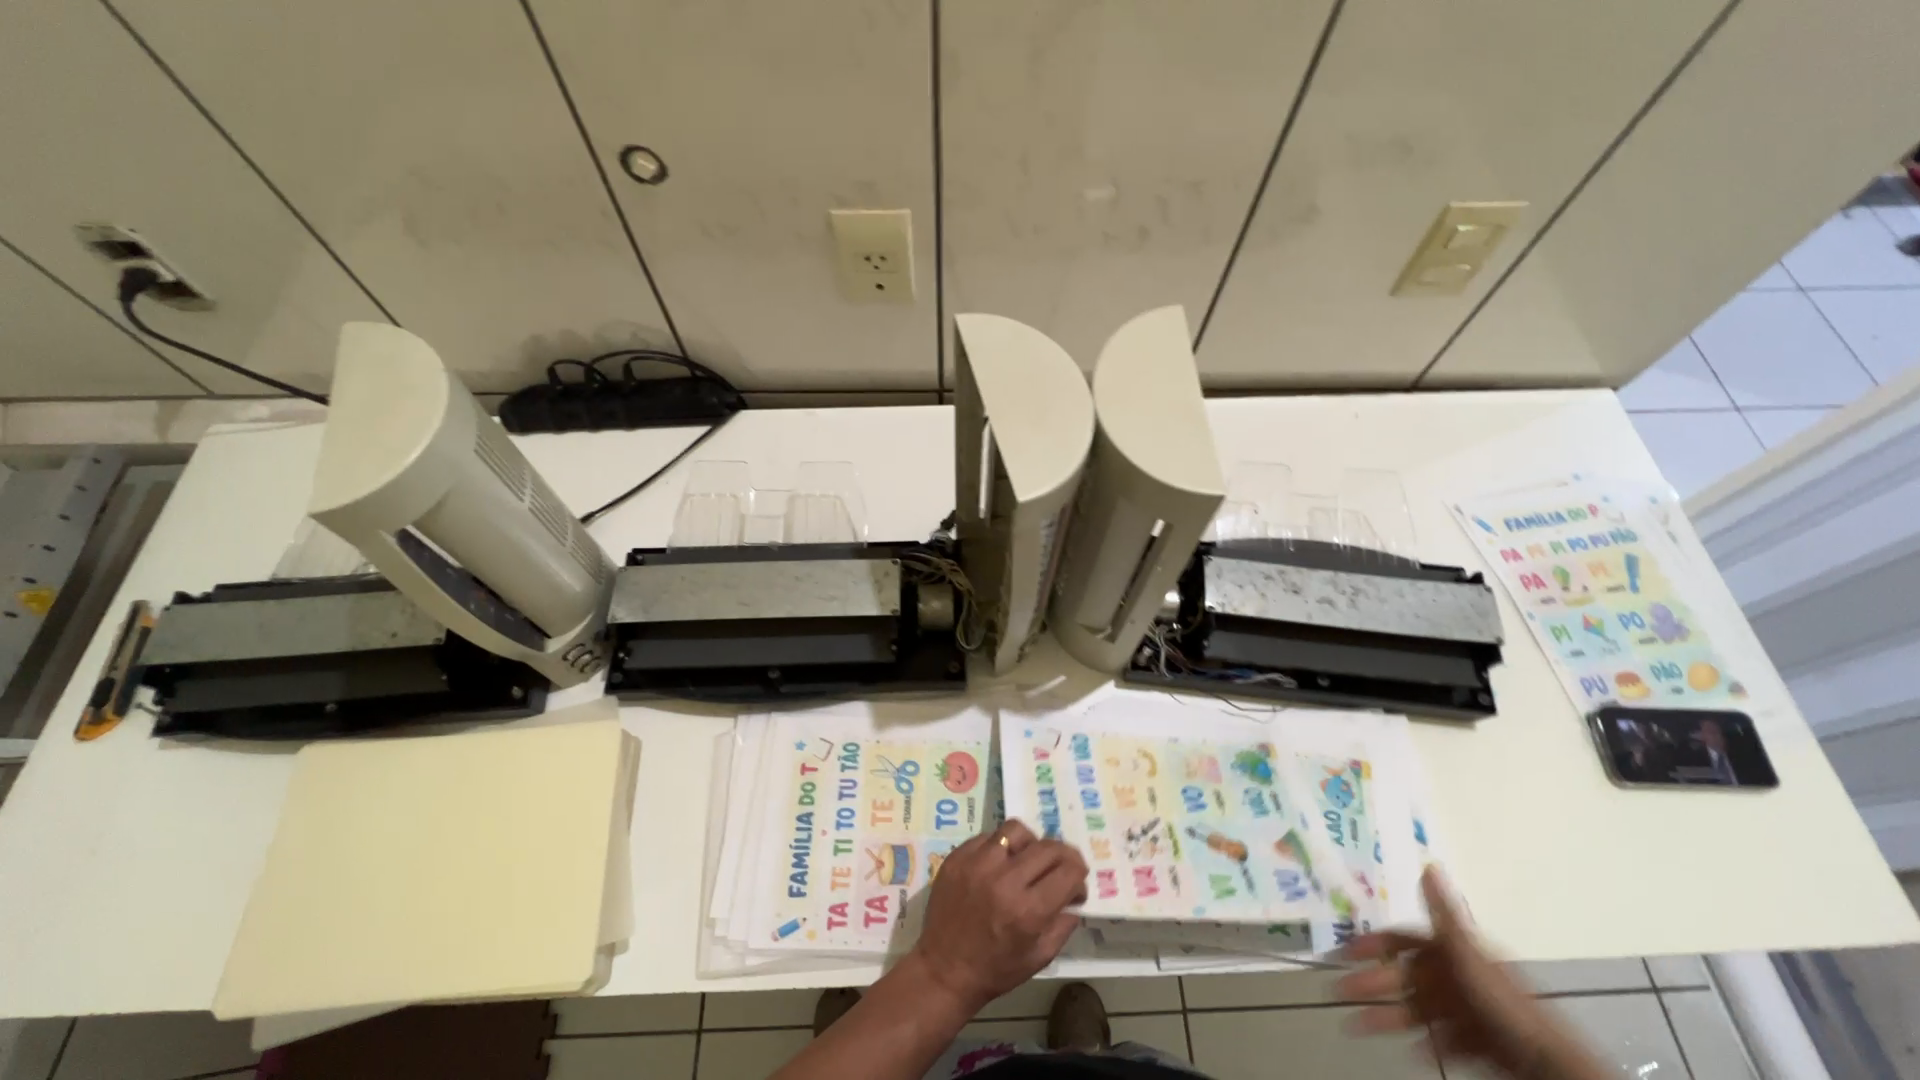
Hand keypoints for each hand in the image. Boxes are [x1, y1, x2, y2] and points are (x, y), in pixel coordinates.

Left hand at [905, 821, 1088, 1012]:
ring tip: (1027, 859)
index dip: (1080, 877)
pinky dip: (1001, 846)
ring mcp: (978, 865)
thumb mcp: (1039, 957)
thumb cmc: (995, 970)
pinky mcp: (957, 858)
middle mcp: (1005, 880)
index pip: (1070, 871)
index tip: (1075, 888)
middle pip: (1049, 847)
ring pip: (1017, 831)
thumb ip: (1063, 925)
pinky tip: (1000, 864)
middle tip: (1060, 870)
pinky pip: (988, 837)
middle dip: (1064, 857)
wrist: (944, 970)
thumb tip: (1074, 898)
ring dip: (1031, 844)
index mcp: (1029, 910)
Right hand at [1334, 867, 1607, 1079]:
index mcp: (1457, 951)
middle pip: (1407, 975)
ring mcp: (1467, 1010)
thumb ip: (1445, 913)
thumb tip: (1429, 864)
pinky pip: (1440, 1038)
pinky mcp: (1475, 1041)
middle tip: (1340, 990)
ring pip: (1417, 1008)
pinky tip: (1407, 1048)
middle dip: (1372, 982)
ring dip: (1386, 1016)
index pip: (1407, 940)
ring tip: (1356, 1027)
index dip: (1376, 943)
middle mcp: (1459, 976)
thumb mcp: (1469, 954)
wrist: (1546, 1063)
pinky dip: (1422, 1042)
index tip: (1346, 951)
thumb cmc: (1503, 1003)